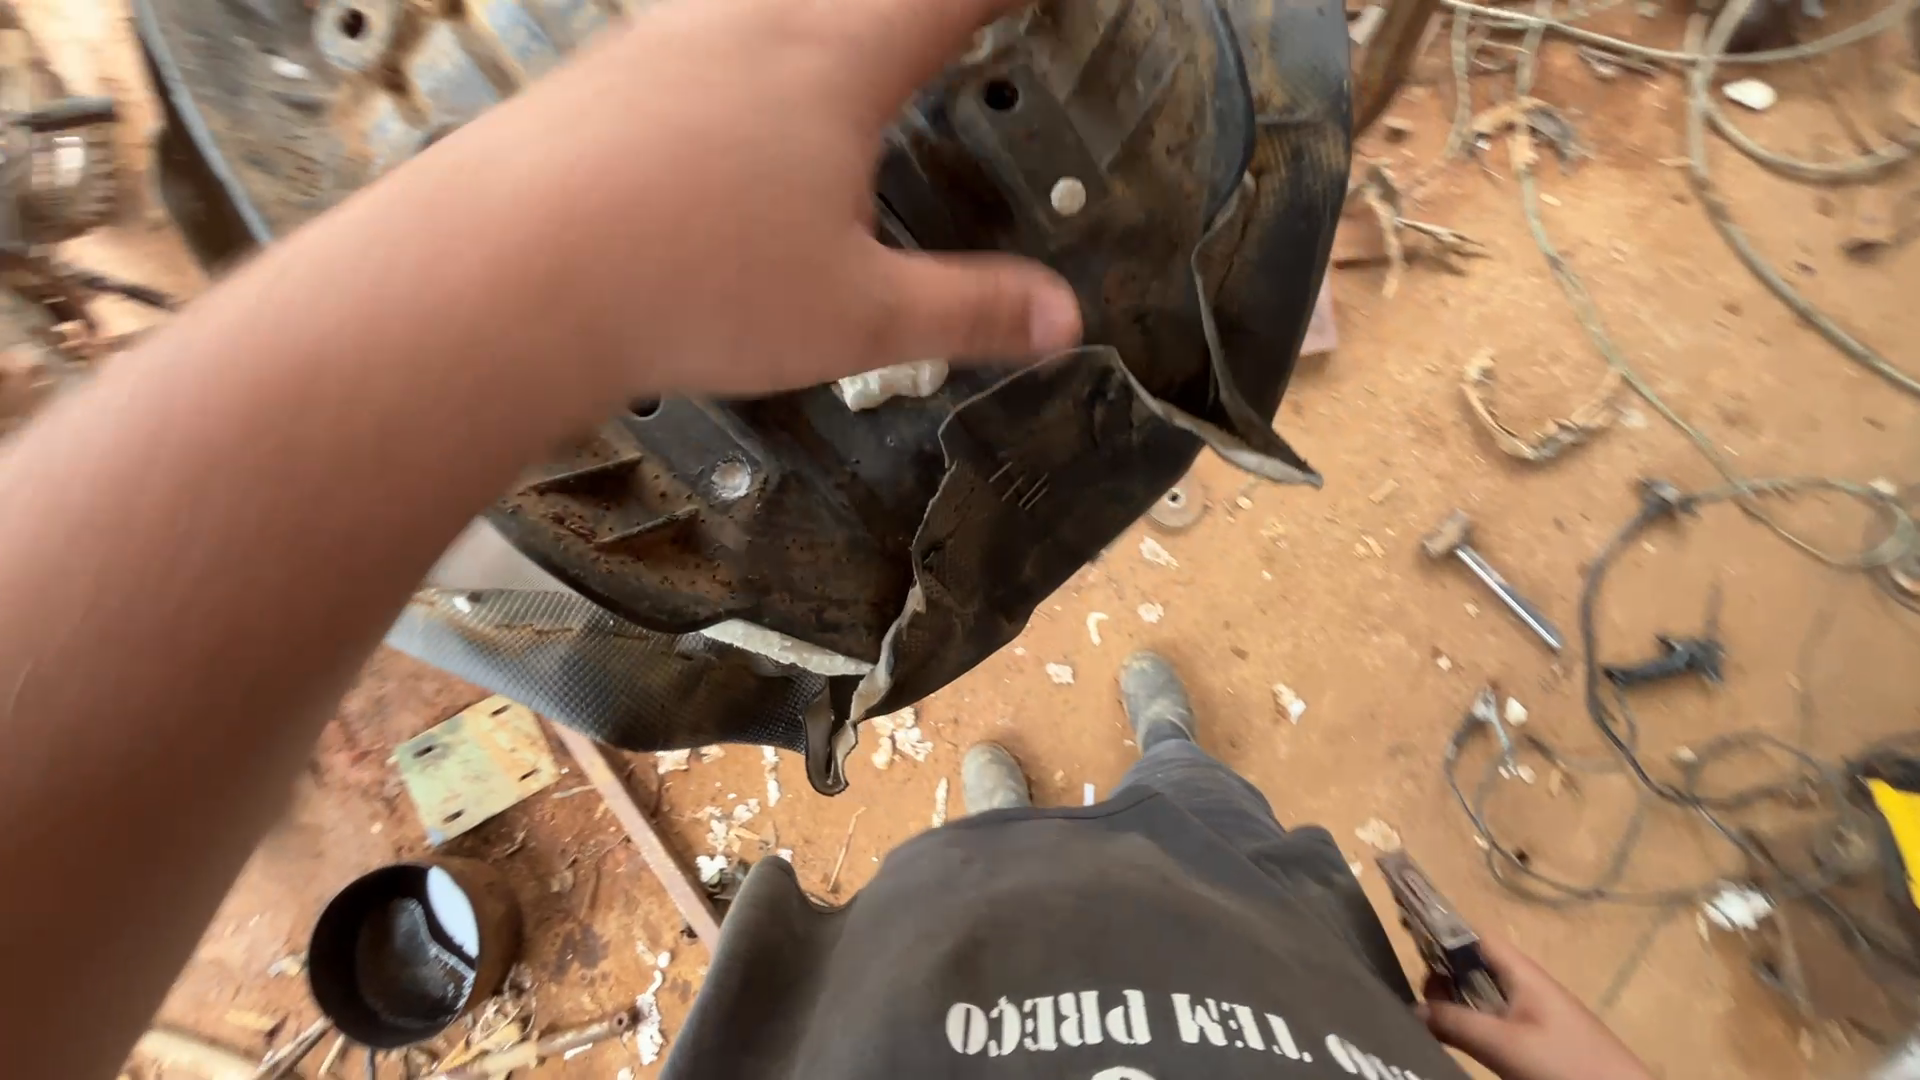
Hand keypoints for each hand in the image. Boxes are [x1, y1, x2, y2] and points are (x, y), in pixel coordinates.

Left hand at [404, 0, 1082, 395]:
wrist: (512, 284)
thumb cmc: (689, 289)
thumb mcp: (863, 317)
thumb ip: (972, 312)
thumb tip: (1061, 319)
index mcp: (833, 70)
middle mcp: (751, 29)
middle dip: (906, 11)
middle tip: (929, 24)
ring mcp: (671, 45)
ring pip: (767, 8)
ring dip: (819, 20)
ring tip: (838, 42)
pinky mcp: (613, 82)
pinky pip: (698, 42)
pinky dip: (740, 52)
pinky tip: (730, 90)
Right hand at [1419, 937, 1654, 1079]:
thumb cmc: (1570, 1069)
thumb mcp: (1503, 1046)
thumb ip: (1453, 1023)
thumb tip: (1411, 1009)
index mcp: (1522, 973)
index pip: (1471, 933)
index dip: (1439, 931)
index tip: (1408, 943)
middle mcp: (1529, 987)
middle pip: (1474, 965)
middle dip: (1443, 974)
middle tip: (1421, 1000)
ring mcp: (1540, 1017)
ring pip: (1485, 996)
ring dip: (1458, 1003)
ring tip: (1436, 1024)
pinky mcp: (1547, 1045)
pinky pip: (1499, 1022)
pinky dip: (1476, 1025)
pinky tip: (1466, 1046)